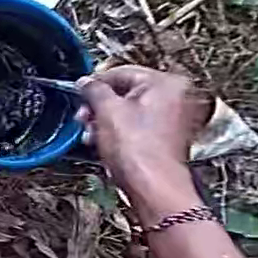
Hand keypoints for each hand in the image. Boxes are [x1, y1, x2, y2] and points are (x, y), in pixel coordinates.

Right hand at [75, 66, 212, 200]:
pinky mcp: (166, 138)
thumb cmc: (137, 149)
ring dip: (105, 121)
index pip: (121, 72)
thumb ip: (94, 90)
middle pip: (125, 92)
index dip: (96, 84)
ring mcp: (173, 119)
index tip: (80, 93)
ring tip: (91, 134)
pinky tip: (103, 143)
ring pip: (129, 110)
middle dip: (99, 106)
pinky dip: (118, 132)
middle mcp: (176, 97)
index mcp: (167, 83)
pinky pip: (137, 126)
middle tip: (84, 117)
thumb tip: (86, 82)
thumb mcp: (106, 110)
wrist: (152, 185)